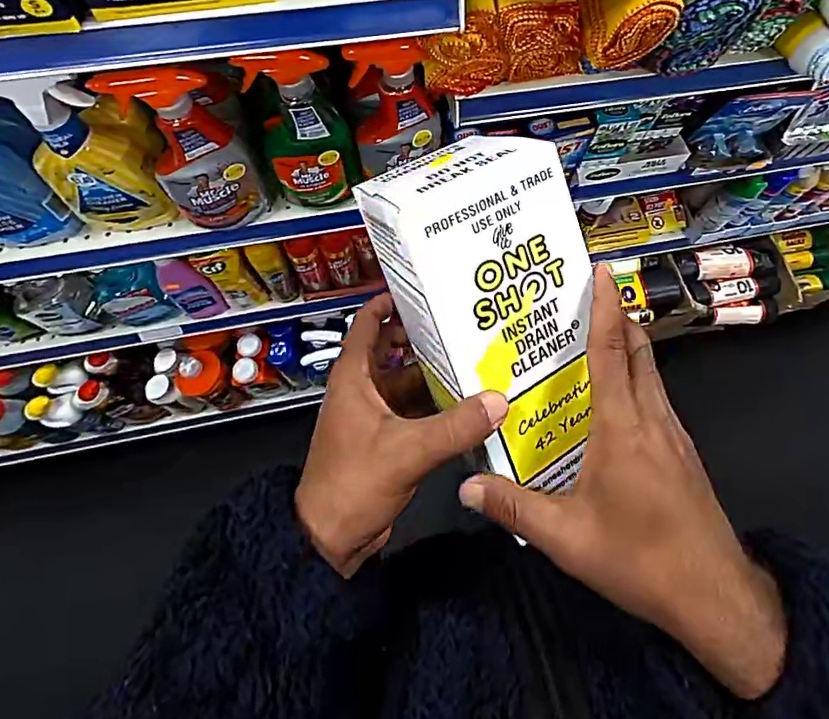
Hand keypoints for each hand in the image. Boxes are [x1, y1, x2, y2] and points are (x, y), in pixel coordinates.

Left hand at [296, 293, 506, 577]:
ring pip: (413, 380)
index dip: (393, 300)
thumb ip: (455, 426)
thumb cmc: (353, 483)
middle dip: (430, 334)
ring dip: (440, 370)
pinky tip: (474, 399)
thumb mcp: (406, 450)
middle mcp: (366, 388)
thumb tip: (501, 399)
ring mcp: (379, 414)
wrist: (328, 541)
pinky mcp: (392, 438)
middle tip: (470, 320)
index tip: (428, 287)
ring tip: (481, 354)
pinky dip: (443, 402)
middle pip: (398, 348)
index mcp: (355, 377)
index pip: (369, 322)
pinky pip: (421, 408)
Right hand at [458, 265, 787, 698]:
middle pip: (638, 350)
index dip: (606, 308)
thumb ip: (515, 507)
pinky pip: (657, 396)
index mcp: (622, 425)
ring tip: (598, 340)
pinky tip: (618, 400)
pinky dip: (638, 379)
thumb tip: (467, 487)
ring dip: (630, 346)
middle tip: (589, 299)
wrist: (711, 589)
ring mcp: (673, 431)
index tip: (601, 272)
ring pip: (652, 371)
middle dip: (618, 317)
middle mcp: (652, 416)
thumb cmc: (638, 557)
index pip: (612, 351)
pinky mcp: (682, 449)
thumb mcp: (567, 537)